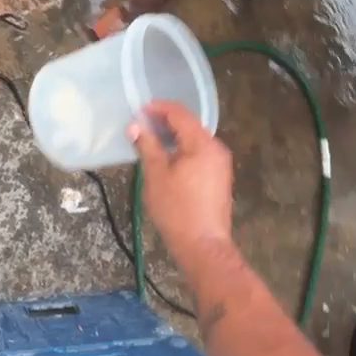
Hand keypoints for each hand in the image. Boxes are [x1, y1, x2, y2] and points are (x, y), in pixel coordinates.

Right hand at [129, 101, 234, 268]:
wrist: (204, 247)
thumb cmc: (177, 210)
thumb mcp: (156, 175)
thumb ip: (147, 145)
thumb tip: (135, 125)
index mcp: (203, 144)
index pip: (180, 114)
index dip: (159, 108)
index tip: (139, 110)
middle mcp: (216, 148)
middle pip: (189, 124)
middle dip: (165, 121)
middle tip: (141, 124)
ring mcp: (220, 164)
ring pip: (194, 139)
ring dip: (173, 136)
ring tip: (150, 139)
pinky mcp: (218, 177)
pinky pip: (198, 152)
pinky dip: (182, 149)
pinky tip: (166, 157)